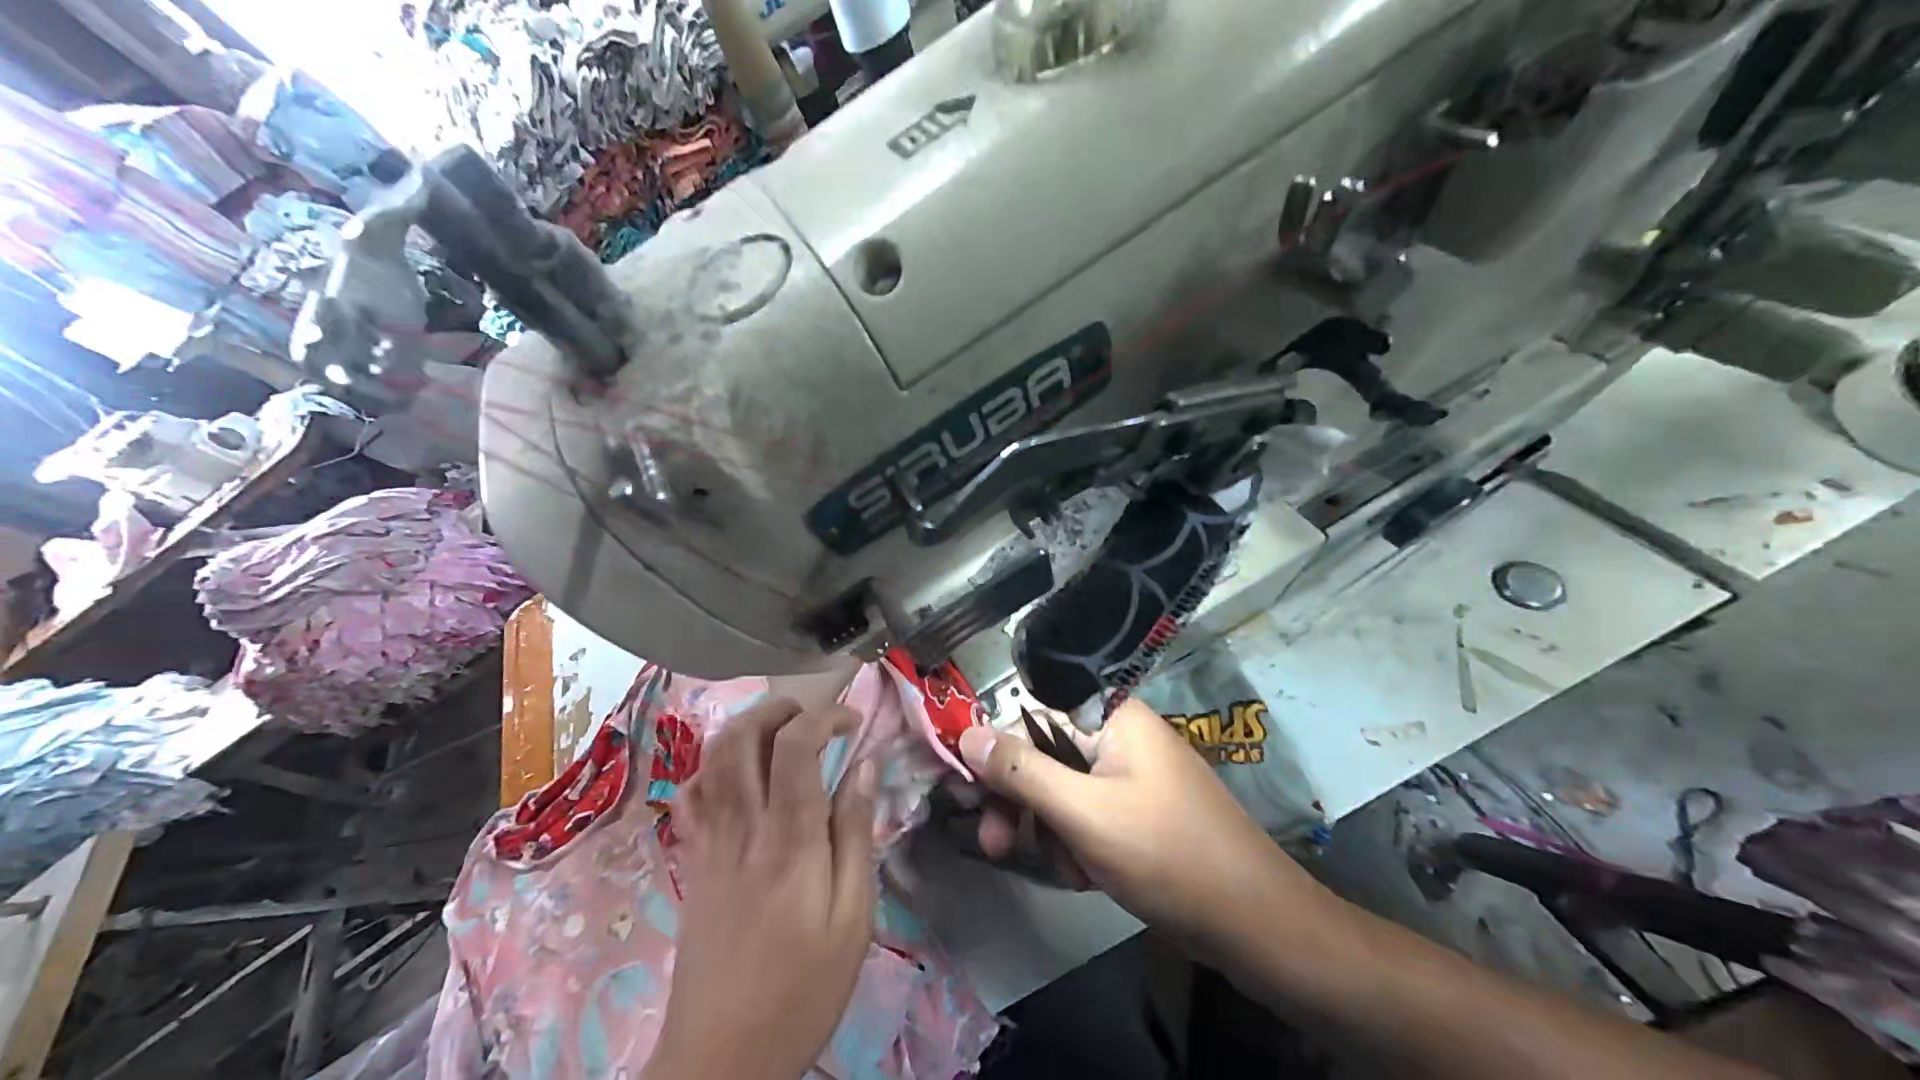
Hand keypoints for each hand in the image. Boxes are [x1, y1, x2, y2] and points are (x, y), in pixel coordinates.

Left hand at [649, 700, 877, 1079]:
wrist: (720, 1055)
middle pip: (742, 736)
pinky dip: (713, 768)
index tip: (853, 723)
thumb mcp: (853, 918)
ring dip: (746, 727)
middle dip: (778, 707)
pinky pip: (690, 795)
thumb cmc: (802, 989)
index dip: (825, 716)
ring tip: (780, 732)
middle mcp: (742, 826)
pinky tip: (737, 776)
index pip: (796, 745)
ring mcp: (708, 842)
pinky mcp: (691, 862)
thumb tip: (865, 768)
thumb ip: (857, 835)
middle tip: (812, 714)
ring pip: (712, 758)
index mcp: (789, 838)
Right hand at [960, 699, 1334, 946]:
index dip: (996, 749)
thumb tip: (966, 734)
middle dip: (1019, 803)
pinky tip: (1088, 878)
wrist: (1255, 923)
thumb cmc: (1166, 855)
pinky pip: (1087, 815)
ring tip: (1068, 873)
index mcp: (1112, 717)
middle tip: (994, 844)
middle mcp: (1120, 736)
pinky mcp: (1138, 811)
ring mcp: (1132, 776)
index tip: (968, 789)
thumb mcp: (1083, 813)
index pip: (1031, 714)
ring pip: (1062, 791)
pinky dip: (1077, 845)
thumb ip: (1021, 772)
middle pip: (1044, 755)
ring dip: (1050, 833)